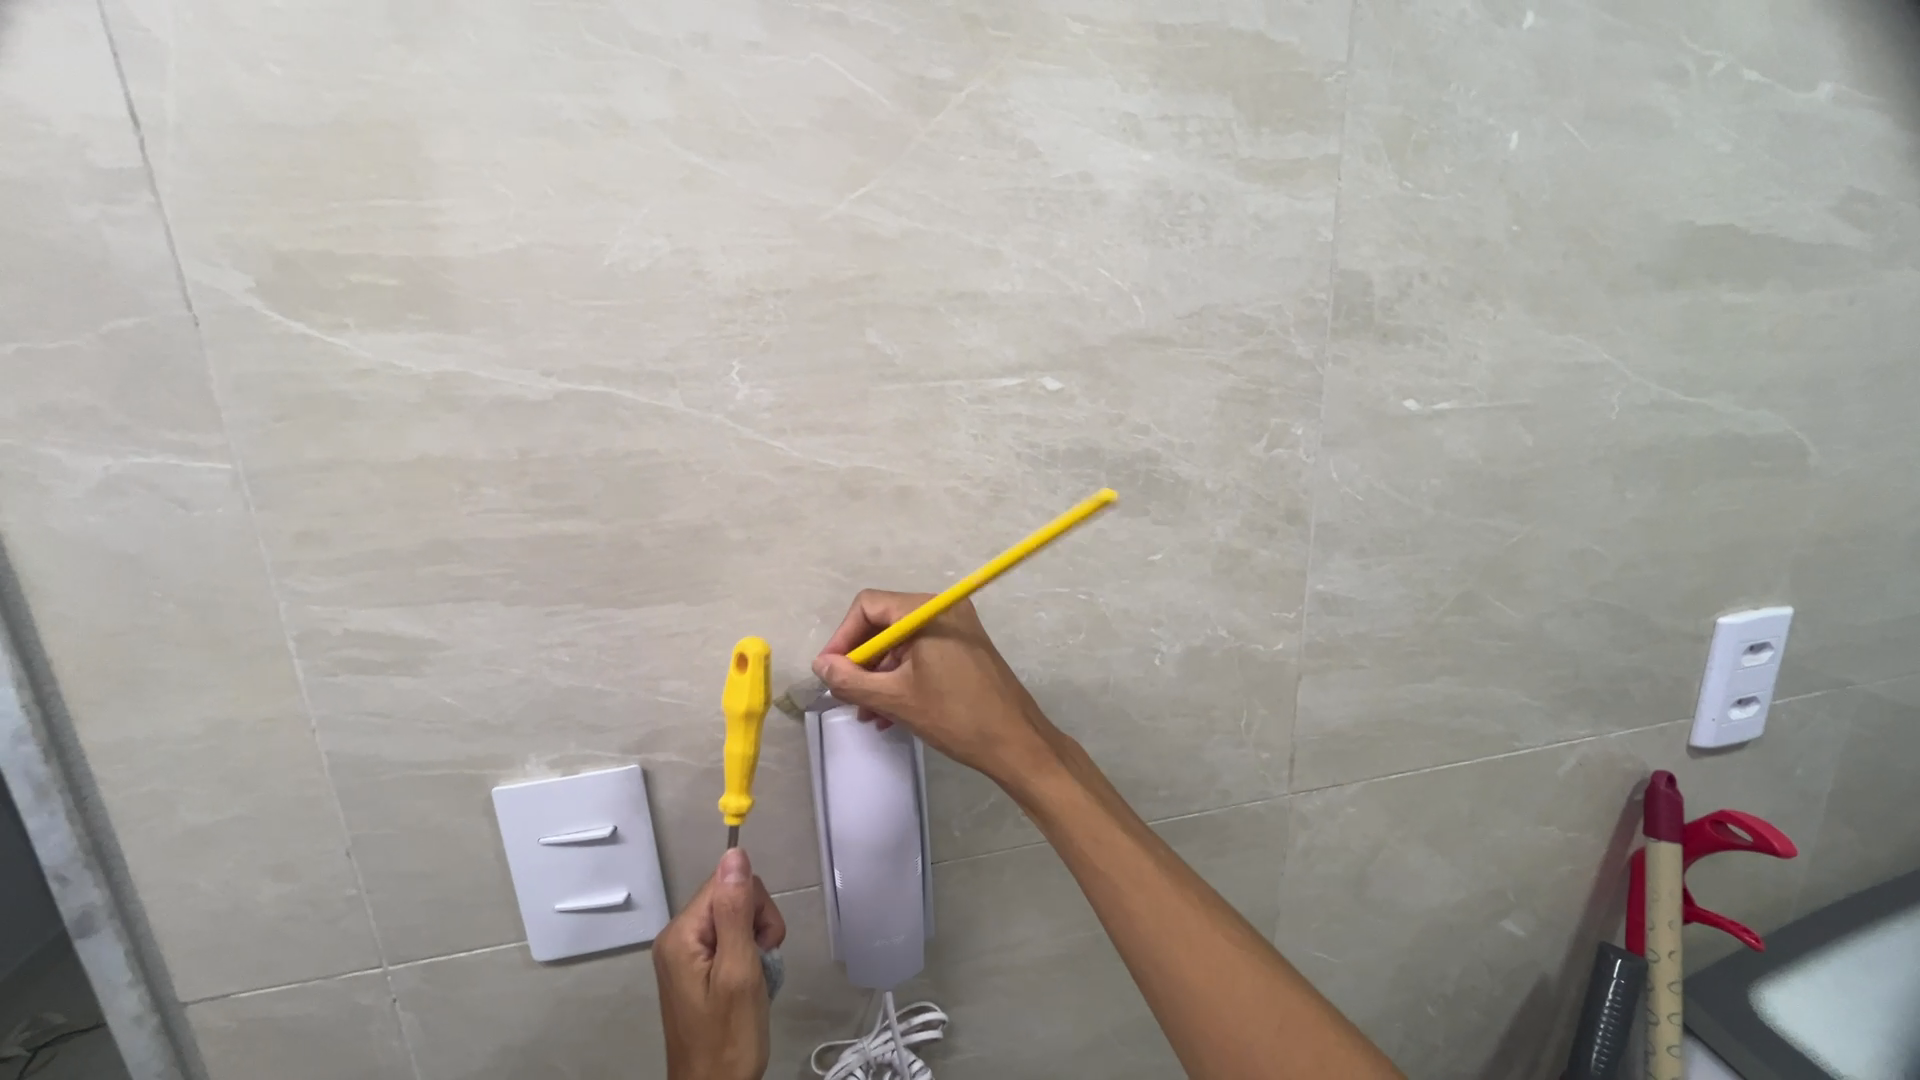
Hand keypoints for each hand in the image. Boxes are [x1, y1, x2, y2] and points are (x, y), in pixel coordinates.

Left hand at [654, 848, 785, 1079]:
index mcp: (681, 934)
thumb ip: (736, 910)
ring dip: (756, 939)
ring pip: (736, 915)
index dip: (754, 906)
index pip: (726, 882)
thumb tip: (734, 854)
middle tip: (760, 963)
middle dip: (757, 922)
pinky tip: (749, 979)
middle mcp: (677, 936)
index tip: (761, 944)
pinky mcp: (697, 967)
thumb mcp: (739, 971)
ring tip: (756, 976)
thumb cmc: (729, 1037)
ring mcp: (685, 953)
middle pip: (731, 895)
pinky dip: (749, 953)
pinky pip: (730, 937)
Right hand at [810, 589, 1061, 786]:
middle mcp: (943, 609)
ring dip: (879, 676)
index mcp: (927, 611)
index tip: (829, 672)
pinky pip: (921, 654)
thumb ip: (851, 679)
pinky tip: (888, 713)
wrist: (1017, 742)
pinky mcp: (964, 648)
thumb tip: (821, 665)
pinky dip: (901, 678)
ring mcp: (957, 628)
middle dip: (861, 662)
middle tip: (846, 696)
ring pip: (901, 643)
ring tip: (866, 713)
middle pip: (883, 623)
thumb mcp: (895, 698)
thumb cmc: (956, 716)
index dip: (842, 638)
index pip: (868, 606)